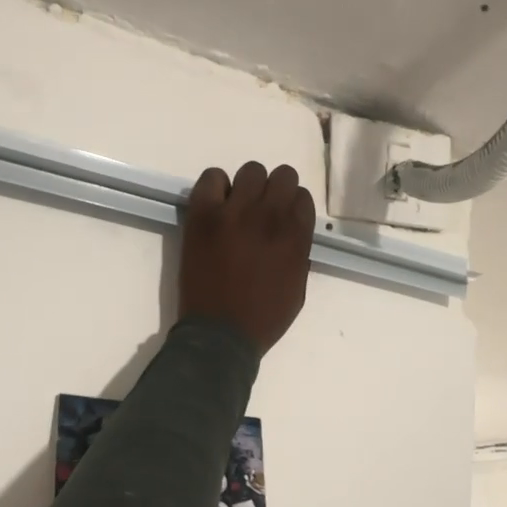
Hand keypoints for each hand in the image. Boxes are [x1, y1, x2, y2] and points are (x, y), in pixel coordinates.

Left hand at [178, 161, 314, 354]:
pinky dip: (217, 187)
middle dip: (275, 192)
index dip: (293, 209)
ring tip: (238, 209)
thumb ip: (299, 255)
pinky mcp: (203, 215)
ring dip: (248, 188)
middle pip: (281, 176)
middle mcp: (270, 217)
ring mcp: (235, 212)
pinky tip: (217, 207)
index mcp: (296, 238)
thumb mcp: (298, 291)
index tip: (283, 222)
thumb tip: (292, 235)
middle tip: (262, 212)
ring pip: (250, 171)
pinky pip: (212, 177)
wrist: (220, 335)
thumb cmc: (263, 320)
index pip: (303, 198)